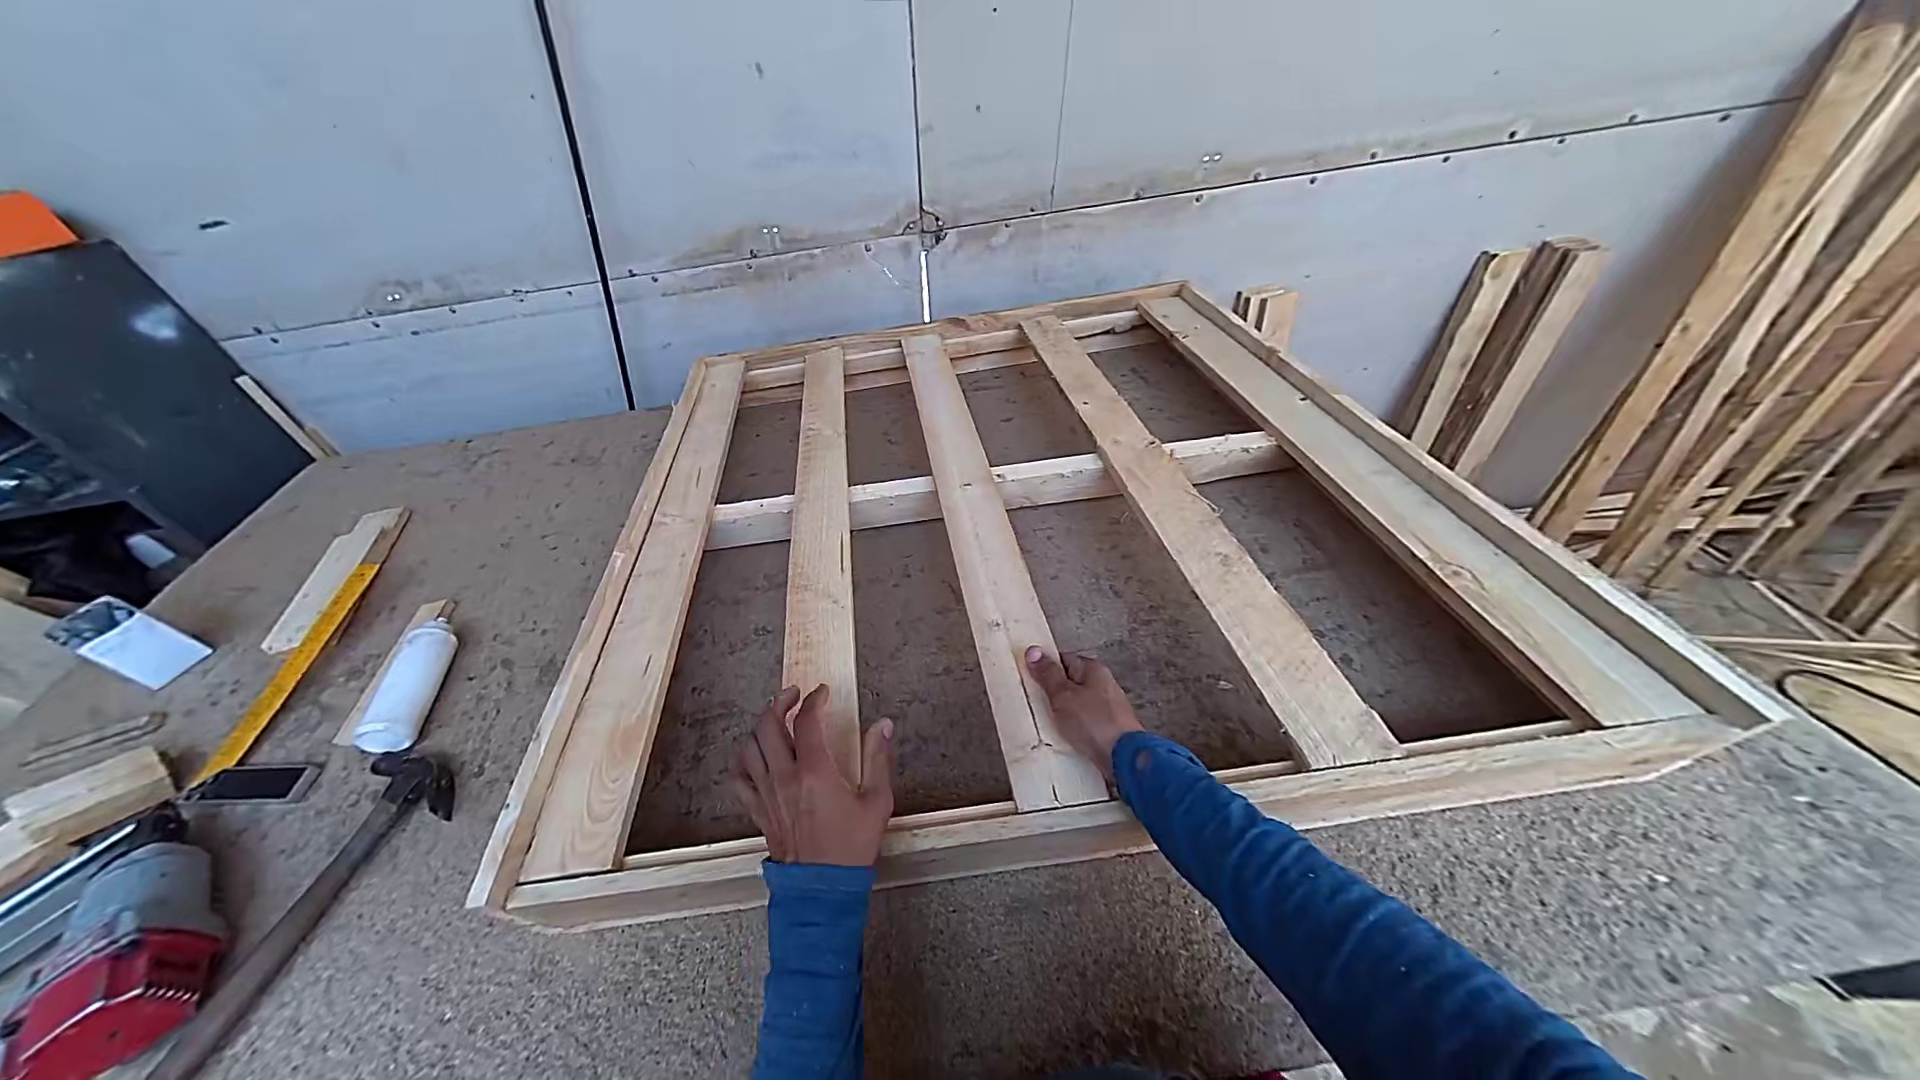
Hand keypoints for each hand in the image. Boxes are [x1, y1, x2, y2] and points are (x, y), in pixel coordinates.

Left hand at [730, 685, 895, 865]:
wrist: (823, 888)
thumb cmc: (851, 846)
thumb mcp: (877, 800)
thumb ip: (878, 758)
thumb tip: (883, 726)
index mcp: (815, 772)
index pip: (806, 722)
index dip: (814, 700)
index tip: (822, 693)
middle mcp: (785, 778)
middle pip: (768, 726)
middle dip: (779, 702)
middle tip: (793, 695)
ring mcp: (767, 794)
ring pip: (749, 747)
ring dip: (760, 726)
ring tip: (774, 717)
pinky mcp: (758, 810)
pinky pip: (738, 777)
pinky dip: (743, 759)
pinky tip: (753, 753)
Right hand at [1025, 646, 1143, 779]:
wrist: (1123, 759)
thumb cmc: (1096, 723)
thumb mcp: (1062, 695)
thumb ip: (1048, 674)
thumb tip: (1034, 652)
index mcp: (1094, 670)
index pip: (1063, 659)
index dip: (1045, 667)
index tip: (1030, 676)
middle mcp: (1104, 686)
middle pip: (1070, 683)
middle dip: (1053, 694)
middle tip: (1036, 703)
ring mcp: (1108, 709)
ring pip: (1077, 706)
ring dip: (1062, 714)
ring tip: (1048, 723)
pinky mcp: (1108, 730)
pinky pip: (1084, 725)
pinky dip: (1073, 729)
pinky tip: (1065, 738)